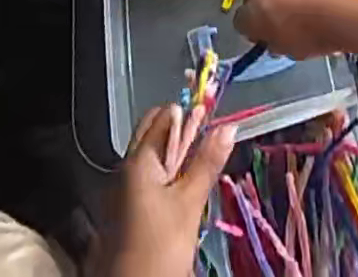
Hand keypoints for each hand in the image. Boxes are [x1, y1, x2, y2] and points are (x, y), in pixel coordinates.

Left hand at [89, 104, 235, 276]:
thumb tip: (229, 126)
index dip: (188, 111)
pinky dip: (170, 169)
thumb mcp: (190, 203)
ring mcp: (128, 186)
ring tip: (202, 155)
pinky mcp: (131, 206)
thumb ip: (208, 161)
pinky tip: (186, 181)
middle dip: (181, 127)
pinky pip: (151, 174)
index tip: (211, 114)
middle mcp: (128, 165)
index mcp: (139, 159)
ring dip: (177, 149)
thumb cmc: (161, 246)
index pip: (164, 115)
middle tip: (207, 133)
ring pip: (154, 153)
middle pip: (155, 130)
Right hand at [233, 0, 357, 59]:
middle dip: (266, 7)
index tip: (267, 36)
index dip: (254, 30)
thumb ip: (274, 41)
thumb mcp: (290, 51)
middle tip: (286, 20)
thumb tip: (273, 36)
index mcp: (253, 10)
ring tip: (306, 4)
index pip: (241, 21)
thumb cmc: (317, 36)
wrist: (348, 8)